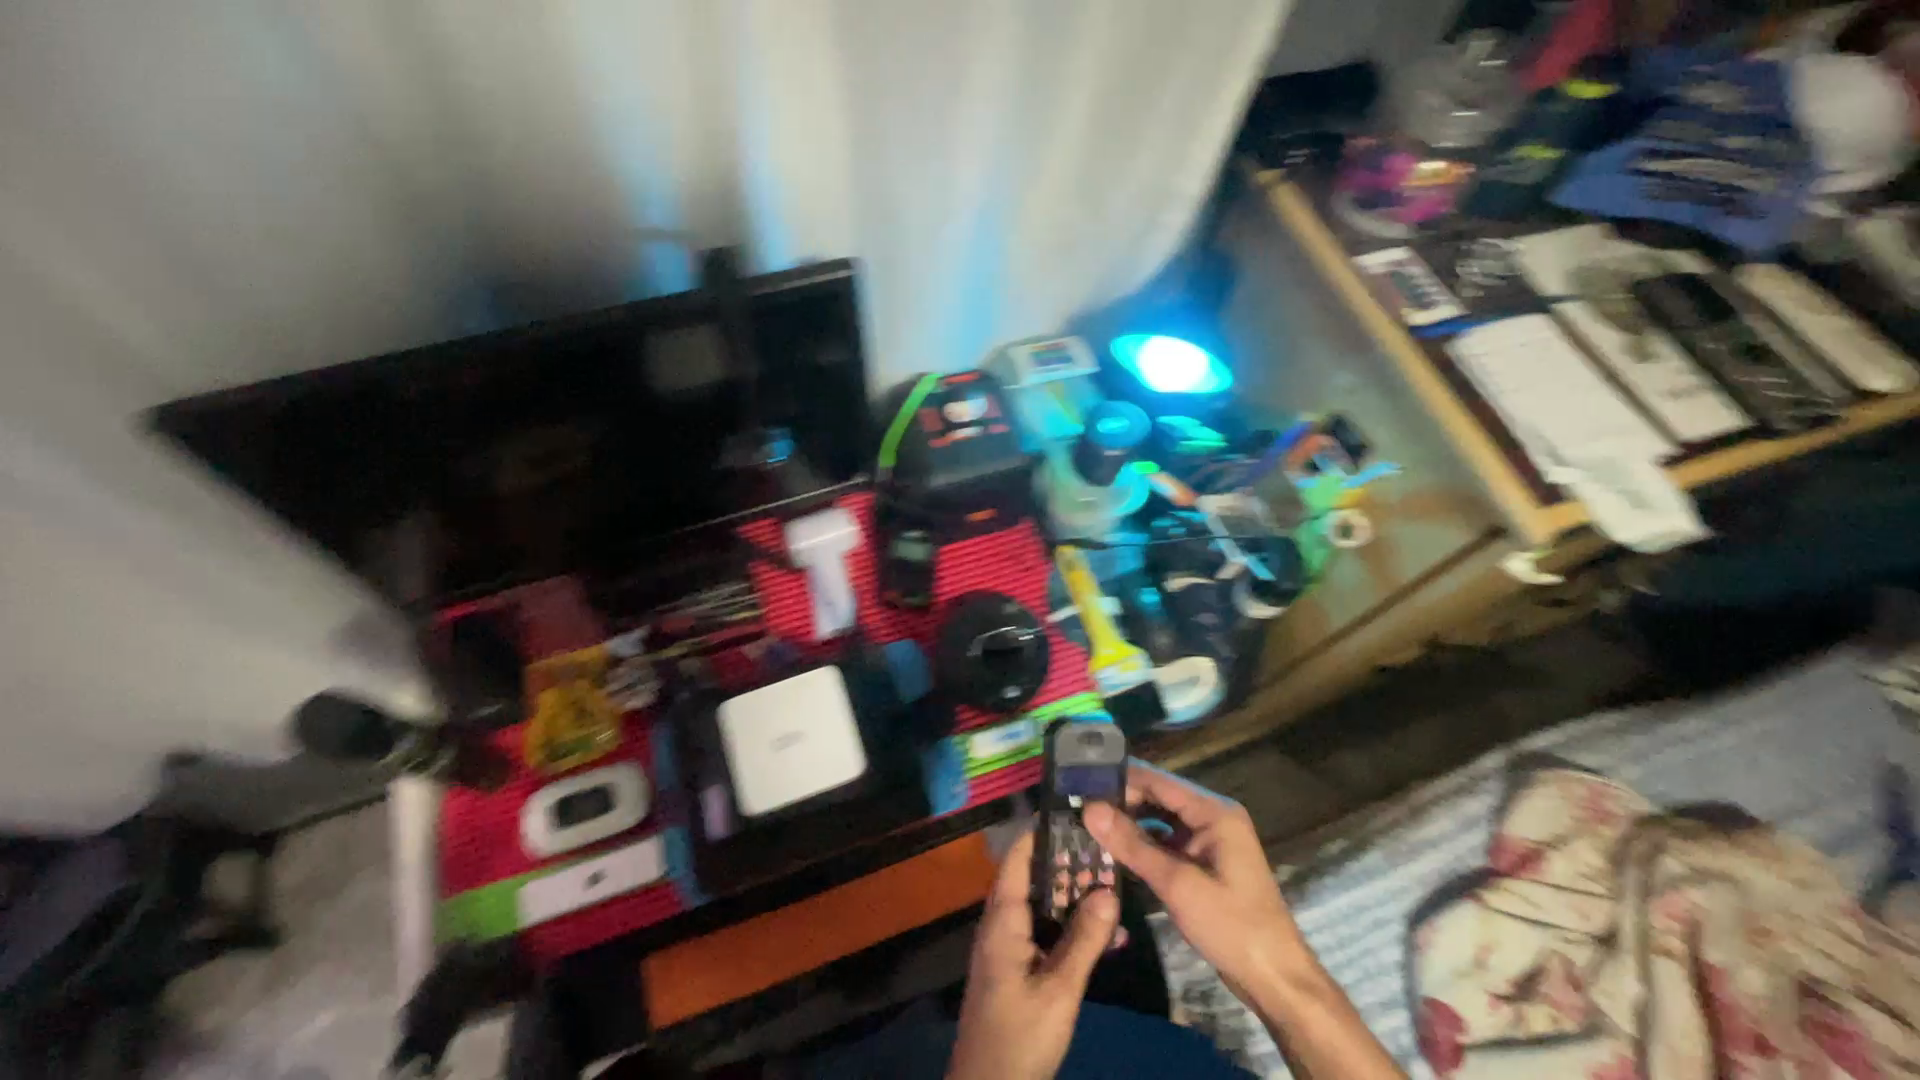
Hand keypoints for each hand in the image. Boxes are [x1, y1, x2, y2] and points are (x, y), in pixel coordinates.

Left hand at [947, 830, 1118, 1079]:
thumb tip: (1108, 889)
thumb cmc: (1020, 1035)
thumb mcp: (1059, 988)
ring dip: (1075, 900)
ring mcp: (1007, 950)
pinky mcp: (1017, 972)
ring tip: (1114, 886)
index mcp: (1002, 921)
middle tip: (1108, 850)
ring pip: (1043, 909)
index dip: (1041, 834)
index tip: (1076, 815)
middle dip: (1068, 866)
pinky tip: (1107, 937)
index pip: (1017, 860)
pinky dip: (1072, 931)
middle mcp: (1001, 927)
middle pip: (1033, 881)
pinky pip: (1045, 936)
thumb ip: (1084, 940)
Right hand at [1082, 762, 1314, 1006]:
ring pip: (1159, 820)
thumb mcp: (1176, 884)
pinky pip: (1165, 842)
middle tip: (1074, 806)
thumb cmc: (1230, 925)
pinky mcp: (1202, 863)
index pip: (1157, 780)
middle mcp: (1212, 817)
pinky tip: (1111, 851)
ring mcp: (1208, 841)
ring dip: (1127, 824)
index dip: (1118, 779)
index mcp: (1214, 812)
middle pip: (1157, 797)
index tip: (1078, 781)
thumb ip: (1132, 844)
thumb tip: (1089, 809)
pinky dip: (1141, 845)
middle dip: (1119, 801)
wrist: (1272, 975)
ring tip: (1084, 825)